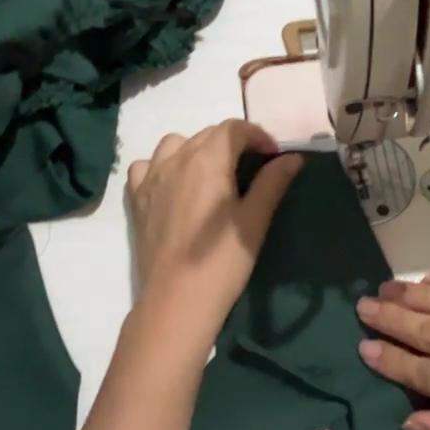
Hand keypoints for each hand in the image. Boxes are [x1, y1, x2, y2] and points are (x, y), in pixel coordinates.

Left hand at [126, 120, 302, 335]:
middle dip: (233, 143)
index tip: (274, 156)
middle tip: (252, 168)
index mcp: (208, 159)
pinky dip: (162, 166)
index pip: (234, 129)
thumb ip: (272, 183)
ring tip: (212, 173)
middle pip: (207, 134)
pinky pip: (146, 166)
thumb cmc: (223, 260)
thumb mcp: (255, 220)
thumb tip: (291, 158)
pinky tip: (174, 184)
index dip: (257, 136)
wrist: (177, 300)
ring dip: (197, 149)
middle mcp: (176, 159)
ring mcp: (151, 177)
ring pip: (175, 144)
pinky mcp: (137, 199)